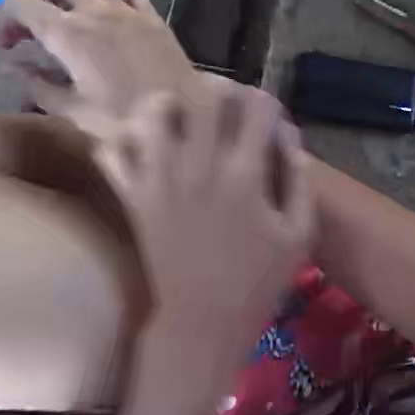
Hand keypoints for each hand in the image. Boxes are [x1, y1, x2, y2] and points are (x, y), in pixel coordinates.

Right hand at [0, 0, 198, 139]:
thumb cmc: (122, 120)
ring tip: (72, 21)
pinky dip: (114, 0)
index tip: (7, 46)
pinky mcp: (153, 16)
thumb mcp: (73, 111)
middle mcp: (94, 9)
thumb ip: (39, 87)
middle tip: (36, 29)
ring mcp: (127, 9)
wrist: (184, 114)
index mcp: (67, 33)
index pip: (19, 3)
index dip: (4, 19)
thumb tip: (18, 69)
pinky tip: (114, 21)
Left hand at [95, 77, 314, 349]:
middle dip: (219, 90)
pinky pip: (114, 151)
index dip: (266, 103)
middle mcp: (199, 166)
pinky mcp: (133, 197)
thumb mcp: (300, 235)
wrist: (201, 324)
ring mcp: (160, 179)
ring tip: (180, 120)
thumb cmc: (257, 282)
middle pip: (203, 95)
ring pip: (152, 112)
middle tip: (224, 107)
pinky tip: (145, 147)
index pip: (257, 105)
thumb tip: (287, 134)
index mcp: (245, 174)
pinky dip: (125, 140)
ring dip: (169, 106)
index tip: (266, 120)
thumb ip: (300, 179)